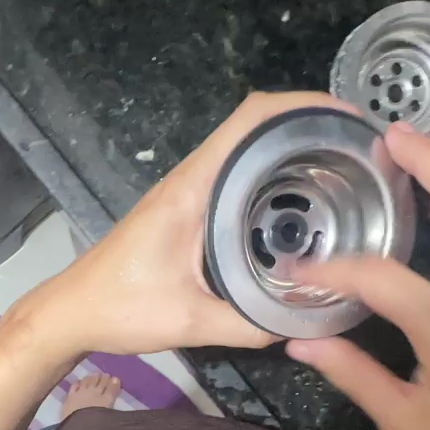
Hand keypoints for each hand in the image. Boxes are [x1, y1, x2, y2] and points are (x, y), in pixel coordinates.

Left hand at [13, 92, 361, 358]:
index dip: (304, 105)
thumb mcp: (191, 322)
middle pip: (255, 128)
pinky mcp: (181, 211)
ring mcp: (184, 193)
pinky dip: (267, 180)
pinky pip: (232, 180)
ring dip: (289, 153)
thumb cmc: (121, 309)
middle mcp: (190, 180)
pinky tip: (293, 210)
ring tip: (339, 175)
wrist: (71, 312)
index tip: (348, 121)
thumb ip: (250, 323)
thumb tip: (305, 324)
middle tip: (357, 156)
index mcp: (192, 190)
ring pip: (244, 153)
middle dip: (309, 129)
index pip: (251, 120)